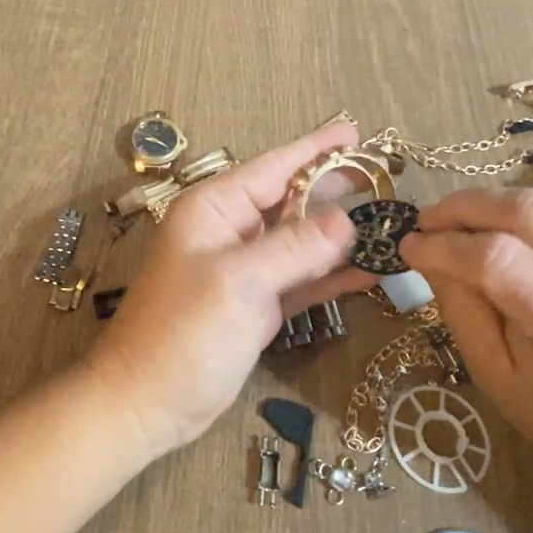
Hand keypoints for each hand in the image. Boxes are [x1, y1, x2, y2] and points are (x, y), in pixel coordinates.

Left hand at [83, 121, 372, 456]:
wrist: (147, 401)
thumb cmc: (182, 333)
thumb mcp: (238, 283)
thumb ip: (294, 248)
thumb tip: (346, 220)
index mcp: (215, 209)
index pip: (273, 167)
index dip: (315, 148)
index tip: (354, 131)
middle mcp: (230, 230)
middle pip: (290, 198)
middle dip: (334, 187)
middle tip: (383, 176)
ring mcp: (245, 268)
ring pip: (300, 239)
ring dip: (338, 231)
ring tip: (385, 216)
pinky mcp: (257, 304)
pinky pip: (301, 279)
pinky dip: (331, 275)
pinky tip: (368, 270)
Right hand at [400, 183, 532, 494]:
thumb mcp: (495, 375)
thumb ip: (459, 305)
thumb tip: (422, 247)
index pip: (502, 260)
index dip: (446, 246)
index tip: (408, 246)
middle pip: (531, 209)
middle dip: (465, 206)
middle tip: (428, 223)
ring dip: (495, 201)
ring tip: (462, 224)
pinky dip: (527, 206)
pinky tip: (505, 228)